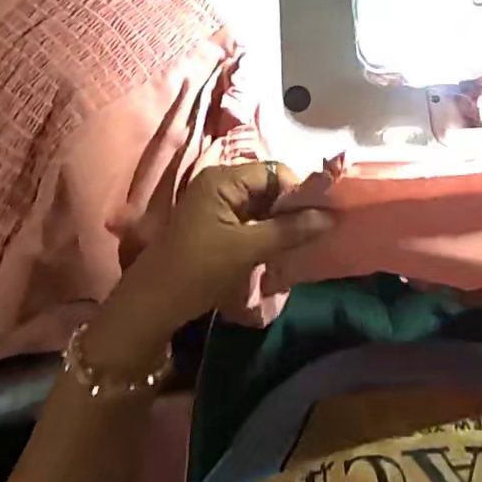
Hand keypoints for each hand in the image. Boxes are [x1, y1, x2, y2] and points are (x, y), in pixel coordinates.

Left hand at [85, 162, 333, 373]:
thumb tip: (331, 216)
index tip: (319, 216)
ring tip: (301, 243)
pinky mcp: (216, 226)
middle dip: (291, 208)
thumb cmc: (197, 270)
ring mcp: (217, 205)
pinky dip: (267, 233)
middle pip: (269, 186)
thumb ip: (290, 230)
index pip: (274, 172)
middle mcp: (220, 184)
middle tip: (313, 232)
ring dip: (281, 223)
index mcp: (223, 179)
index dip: (298, 191)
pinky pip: (251, 220)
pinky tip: (280, 250)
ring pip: (262, 205)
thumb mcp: (248, 250)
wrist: (150, 309)